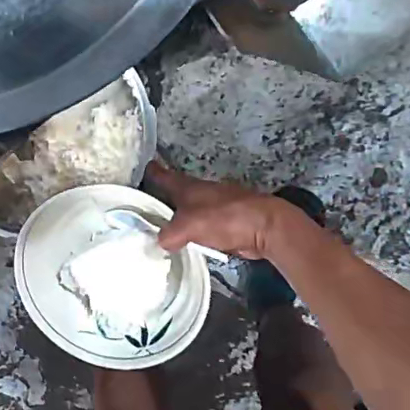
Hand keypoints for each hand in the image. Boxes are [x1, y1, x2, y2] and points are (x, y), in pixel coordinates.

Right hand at [149, 162, 300, 260]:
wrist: (265, 227)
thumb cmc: (225, 218)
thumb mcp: (189, 226)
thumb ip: (170, 234)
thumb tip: (161, 241)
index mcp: (189, 187)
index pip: (166, 177)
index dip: (154, 172)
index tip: (143, 166)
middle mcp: (201, 194)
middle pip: (177, 194)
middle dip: (164, 198)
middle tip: (146, 207)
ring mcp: (216, 208)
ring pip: (190, 212)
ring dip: (179, 218)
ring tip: (163, 229)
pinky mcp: (227, 224)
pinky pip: (203, 228)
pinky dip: (194, 234)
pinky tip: (187, 243)